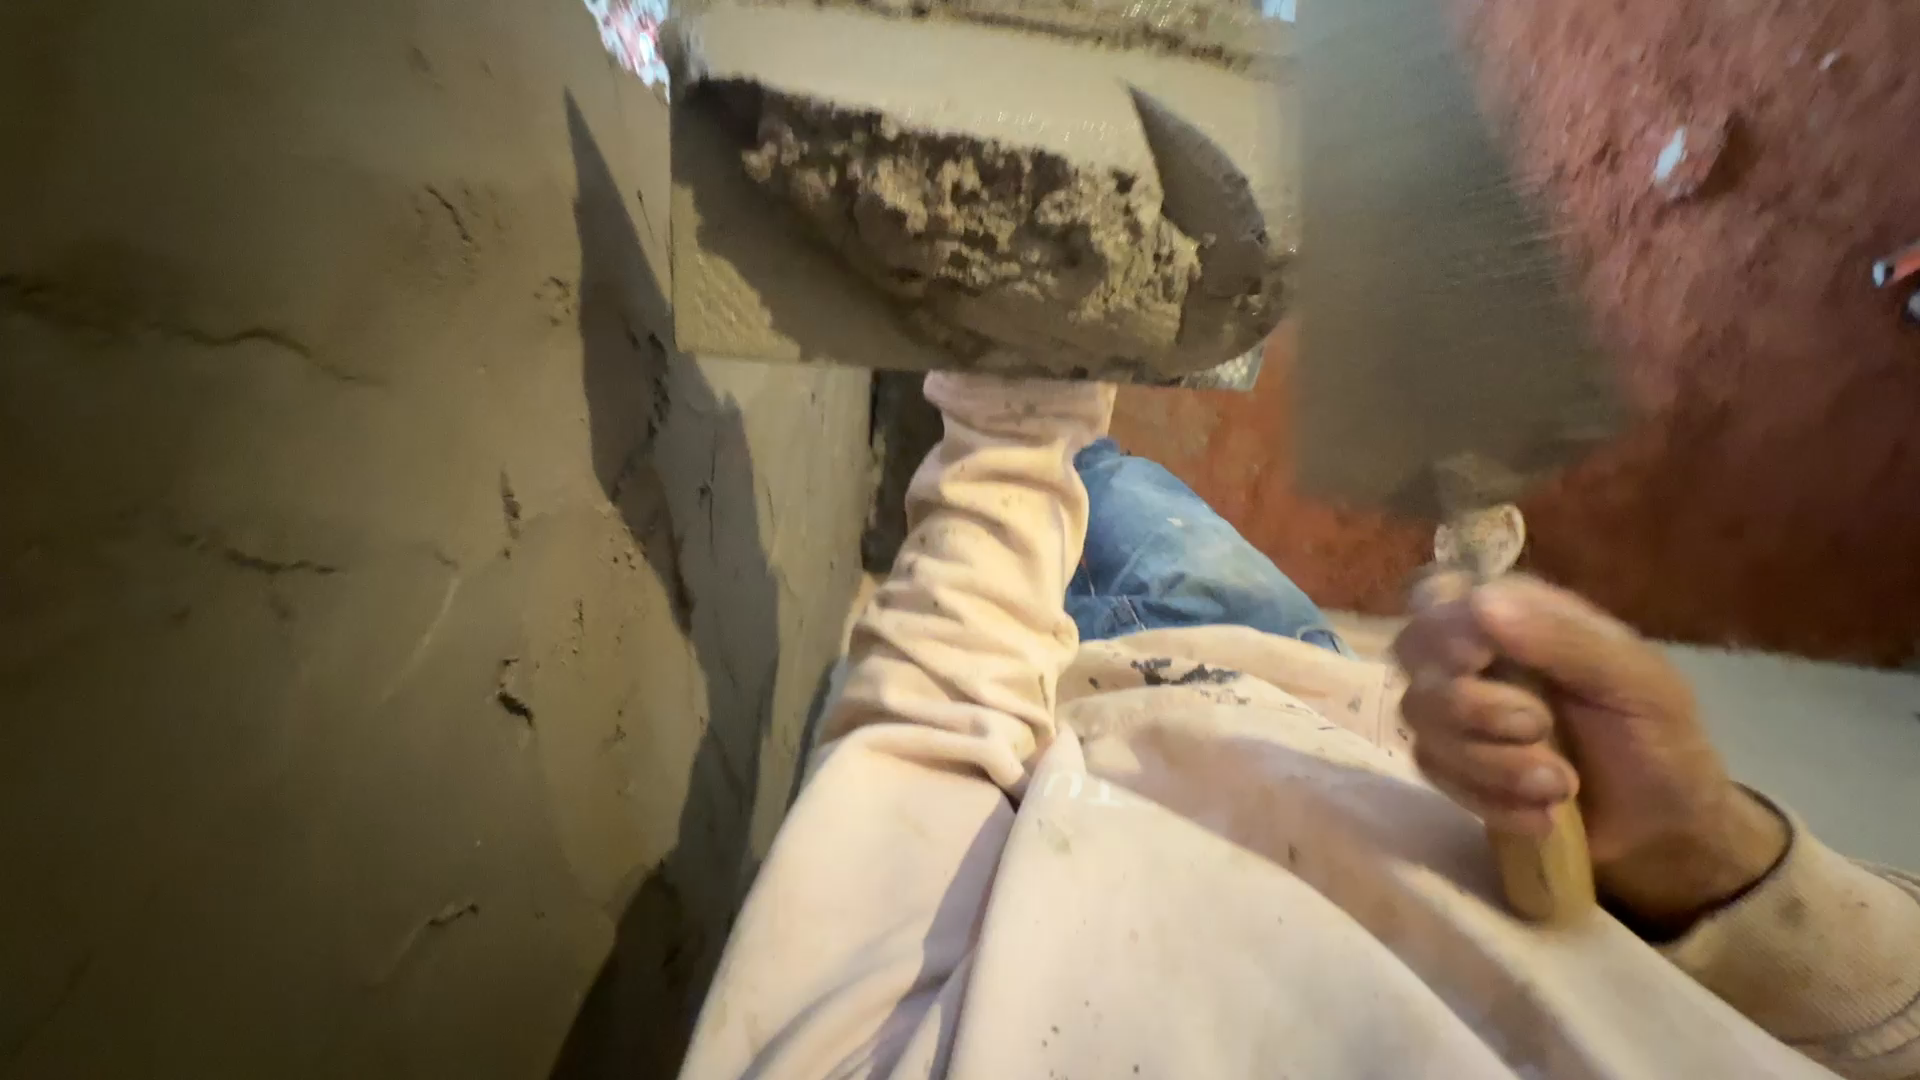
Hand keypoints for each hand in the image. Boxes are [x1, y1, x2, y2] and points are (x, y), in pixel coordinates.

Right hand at [1392, 573, 1788, 930]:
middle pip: (1410, 650)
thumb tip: (1479, 603)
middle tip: (1536, 726)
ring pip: (1418, 713)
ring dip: (1494, 759)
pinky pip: (1431, 766)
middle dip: (1469, 700)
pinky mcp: (1440, 759)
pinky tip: (1541, 810)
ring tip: (1560, 783)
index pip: (1436, 592)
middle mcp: (1464, 653)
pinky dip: (1491, 796)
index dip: (1443, 623)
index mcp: (1510, 614)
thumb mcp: (1636, 681)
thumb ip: (1562, 638)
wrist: (1660, 831)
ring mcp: (1446, 707)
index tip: (1477, 658)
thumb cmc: (1655, 738)